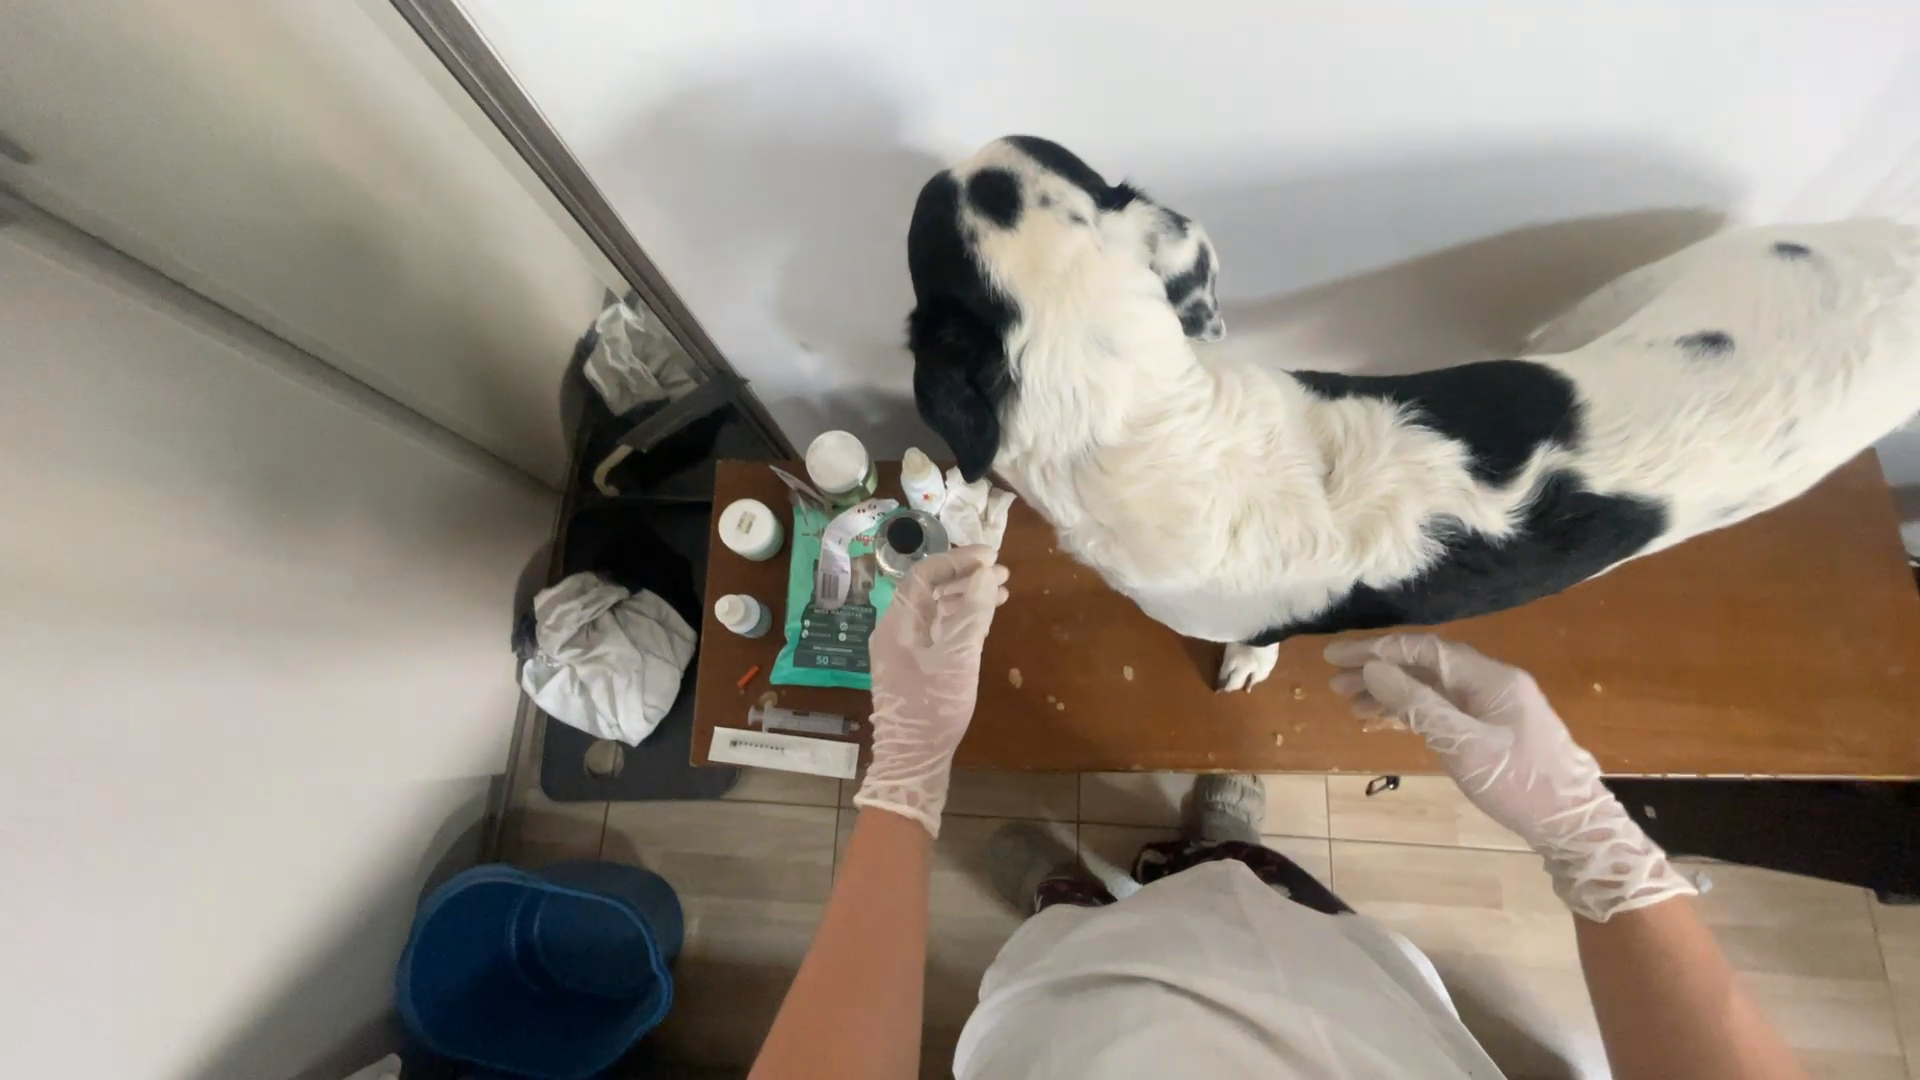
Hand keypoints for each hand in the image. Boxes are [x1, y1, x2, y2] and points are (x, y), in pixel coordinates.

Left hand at [853, 547, 1009, 835]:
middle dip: (966, 577)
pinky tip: (986, 618)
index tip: (991, 558)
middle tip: (1003, 573)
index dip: (958, 561)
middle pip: (930, 589)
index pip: (924, 574)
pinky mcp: (915, 665)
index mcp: (898, 622)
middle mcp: (896, 629)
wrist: (912, 761)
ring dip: (967, 597)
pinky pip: (939, 629)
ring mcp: (905, 648)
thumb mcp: (958, 658)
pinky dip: (962, 619)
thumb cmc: (932, 708)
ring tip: (1003, 591)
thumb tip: (987, 574)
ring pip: (937, 609)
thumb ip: (973, 613)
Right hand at [1325, 634, 1695, 921]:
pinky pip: (1437, 707)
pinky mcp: (1486, 727)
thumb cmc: (1520, 784)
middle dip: (1376, 670)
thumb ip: (1416, 703)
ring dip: (1387, 691)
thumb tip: (1373, 668)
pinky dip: (1406, 710)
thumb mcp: (1463, 744)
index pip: (1421, 650)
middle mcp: (1488, 682)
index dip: (1374, 649)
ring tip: (1349, 703)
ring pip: (1426, 686)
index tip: (1334, 657)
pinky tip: (1380, 720)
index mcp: (1489, 678)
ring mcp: (1489, 705)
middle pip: (1421, 665)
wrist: (1576, 830)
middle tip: (1334, 682)